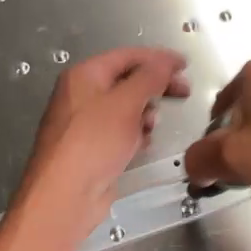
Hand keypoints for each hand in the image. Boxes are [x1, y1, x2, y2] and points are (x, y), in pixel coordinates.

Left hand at [14, 47, 189, 234]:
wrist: (65, 195)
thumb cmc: (94, 141)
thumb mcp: (126, 102)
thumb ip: (149, 77)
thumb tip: (166, 60)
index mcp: (84, 75)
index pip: (127, 56)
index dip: (158, 58)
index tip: (185, 65)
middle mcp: (82, 94)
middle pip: (127, 80)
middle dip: (155, 86)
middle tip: (184, 91)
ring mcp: (85, 122)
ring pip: (125, 107)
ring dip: (144, 112)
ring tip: (153, 125)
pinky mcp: (91, 148)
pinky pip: (119, 131)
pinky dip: (134, 133)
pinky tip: (143, 143)